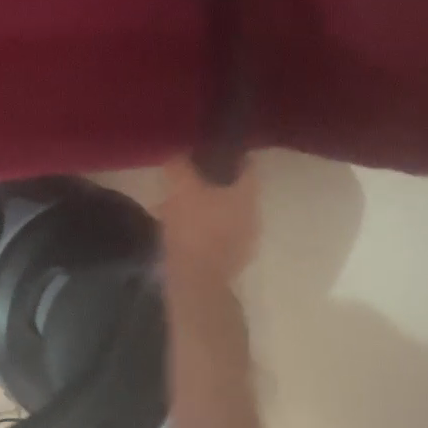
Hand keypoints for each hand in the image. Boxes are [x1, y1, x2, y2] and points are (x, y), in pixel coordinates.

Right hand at [159, 155, 260, 290]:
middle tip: (184, 174)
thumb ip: (180, 165)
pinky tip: (180, 225)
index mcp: (247, 192)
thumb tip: (177, 150)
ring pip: (224, 208)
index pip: (245, 162)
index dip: (225, 152)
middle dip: (210, 178)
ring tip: (174, 201)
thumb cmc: (193, 227)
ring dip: (203, 202)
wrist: (197, 279)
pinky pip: (218, 229)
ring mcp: (246, 237)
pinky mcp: (233, 256)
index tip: (204, 147)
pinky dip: (202, 223)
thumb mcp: (180, 188)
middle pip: (233, 185)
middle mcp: (253, 212)